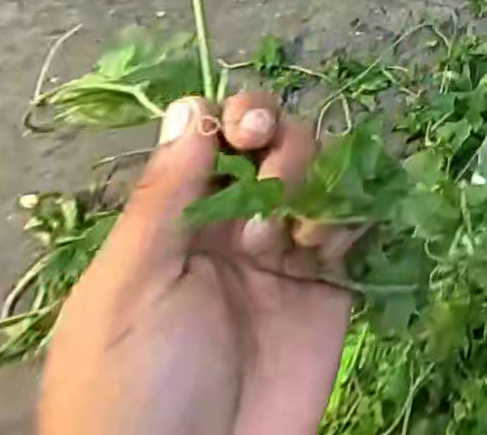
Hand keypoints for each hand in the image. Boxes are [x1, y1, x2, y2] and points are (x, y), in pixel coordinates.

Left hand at [39, 93, 357, 434]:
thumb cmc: (138, 383)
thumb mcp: (128, 289)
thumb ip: (164, 198)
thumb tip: (187, 104)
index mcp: (178, 222)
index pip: (215, 140)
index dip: (239, 118)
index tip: (250, 128)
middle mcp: (238, 221)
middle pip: (281, 144)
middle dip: (285, 148)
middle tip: (274, 183)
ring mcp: (292, 246)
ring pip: (326, 172)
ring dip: (317, 184)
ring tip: (293, 239)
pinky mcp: (337, 272)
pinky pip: (358, 218)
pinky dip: (352, 217)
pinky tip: (329, 249)